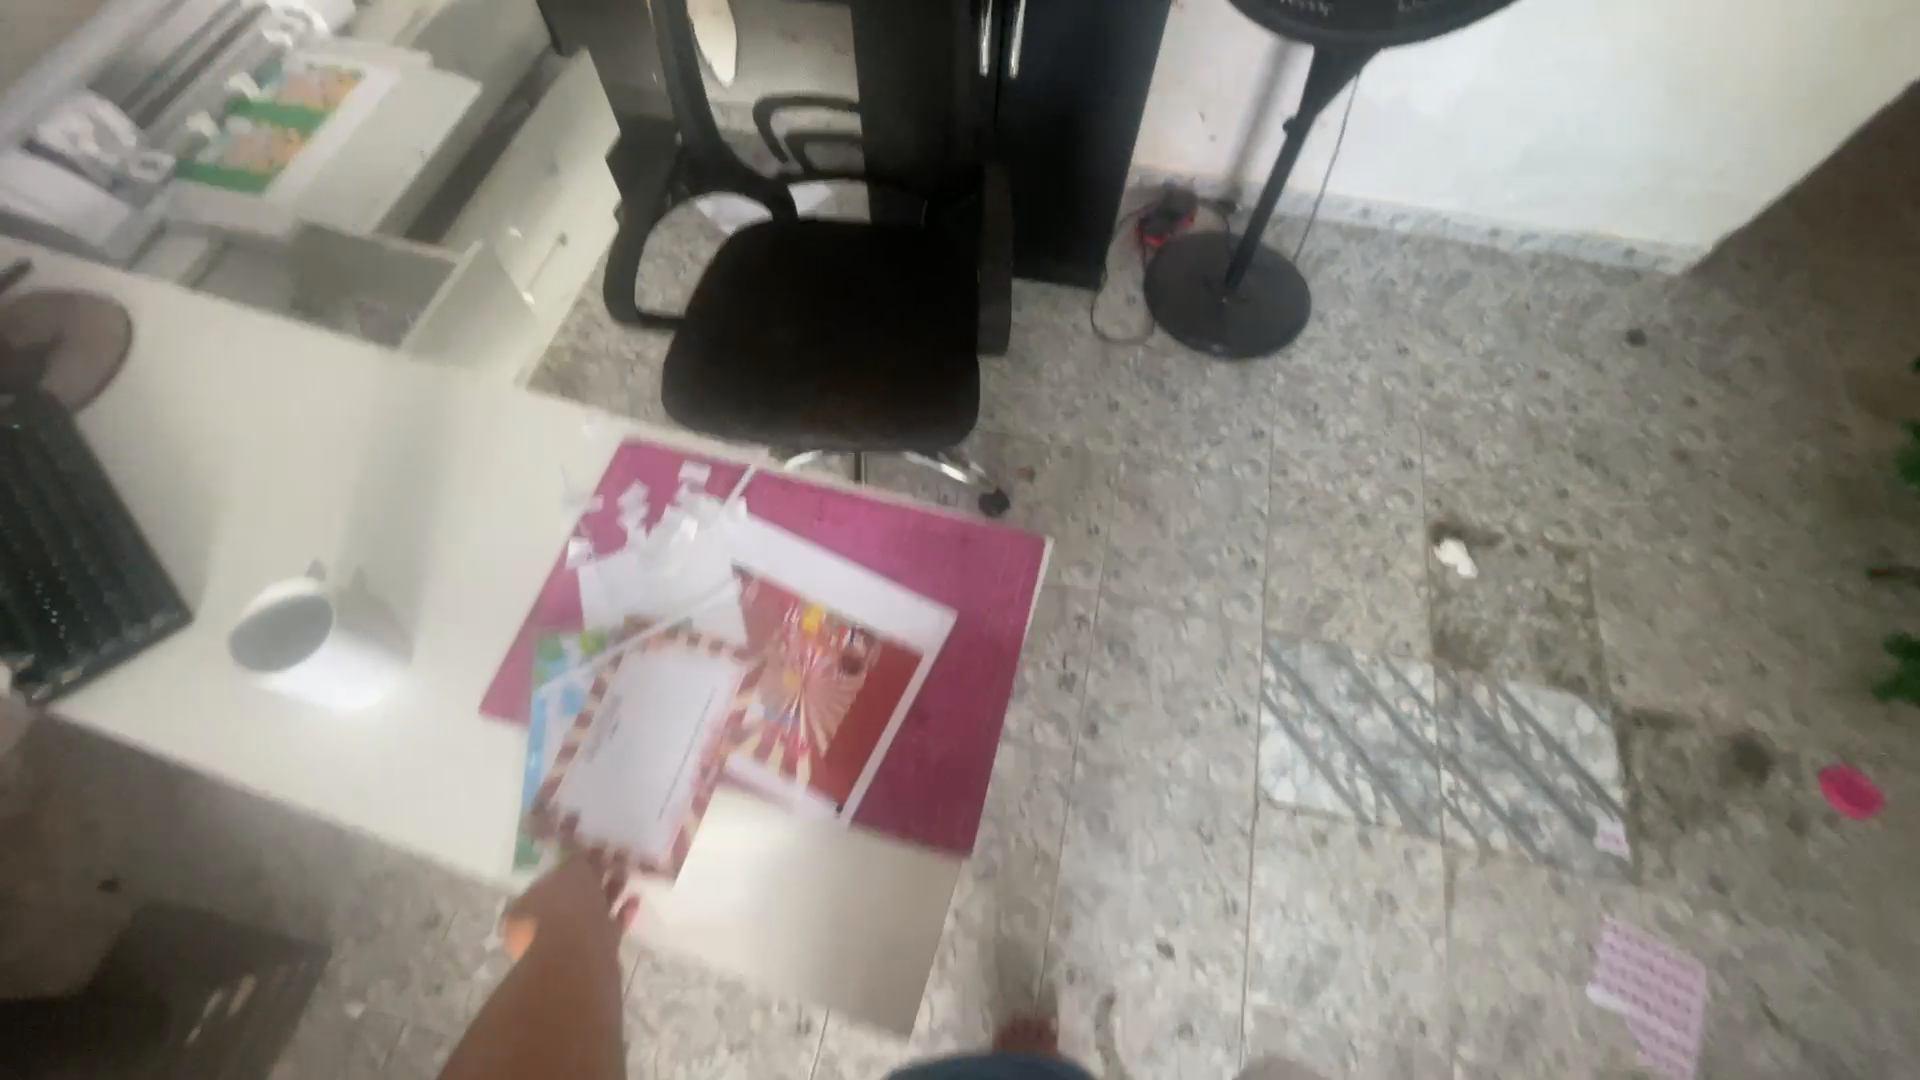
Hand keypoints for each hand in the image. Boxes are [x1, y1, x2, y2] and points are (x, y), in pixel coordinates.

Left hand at [499, 850, 638, 961]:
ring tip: (628, 871)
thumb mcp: (571, 874)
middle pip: (575, 895)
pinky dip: (622, 913)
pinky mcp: (595, 952)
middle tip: (618, 854)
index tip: (596, 846)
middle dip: (596, 875)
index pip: (552, 877)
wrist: (578, 960)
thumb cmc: (566, 910)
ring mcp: (570, 940)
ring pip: (594, 910)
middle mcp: (546, 924)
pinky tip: (634, 898)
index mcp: (530, 905)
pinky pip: (609, 927)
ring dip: (611, 890)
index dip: (575, 861)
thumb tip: (584, 852)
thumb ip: (578, 861)